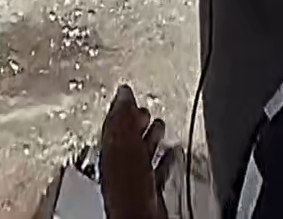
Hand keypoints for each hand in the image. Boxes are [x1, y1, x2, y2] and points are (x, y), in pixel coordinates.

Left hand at [99, 85, 167, 218]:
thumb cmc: (129, 183)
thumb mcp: (125, 142)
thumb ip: (124, 117)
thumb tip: (123, 91)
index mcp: (109, 150)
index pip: (113, 122)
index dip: (122, 105)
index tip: (129, 90)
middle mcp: (119, 165)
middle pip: (127, 136)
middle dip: (137, 121)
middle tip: (146, 108)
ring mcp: (134, 179)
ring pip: (142, 152)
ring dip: (152, 137)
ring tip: (162, 125)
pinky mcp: (150, 191)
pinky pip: (157, 169)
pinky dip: (165, 158)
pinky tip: (173, 152)